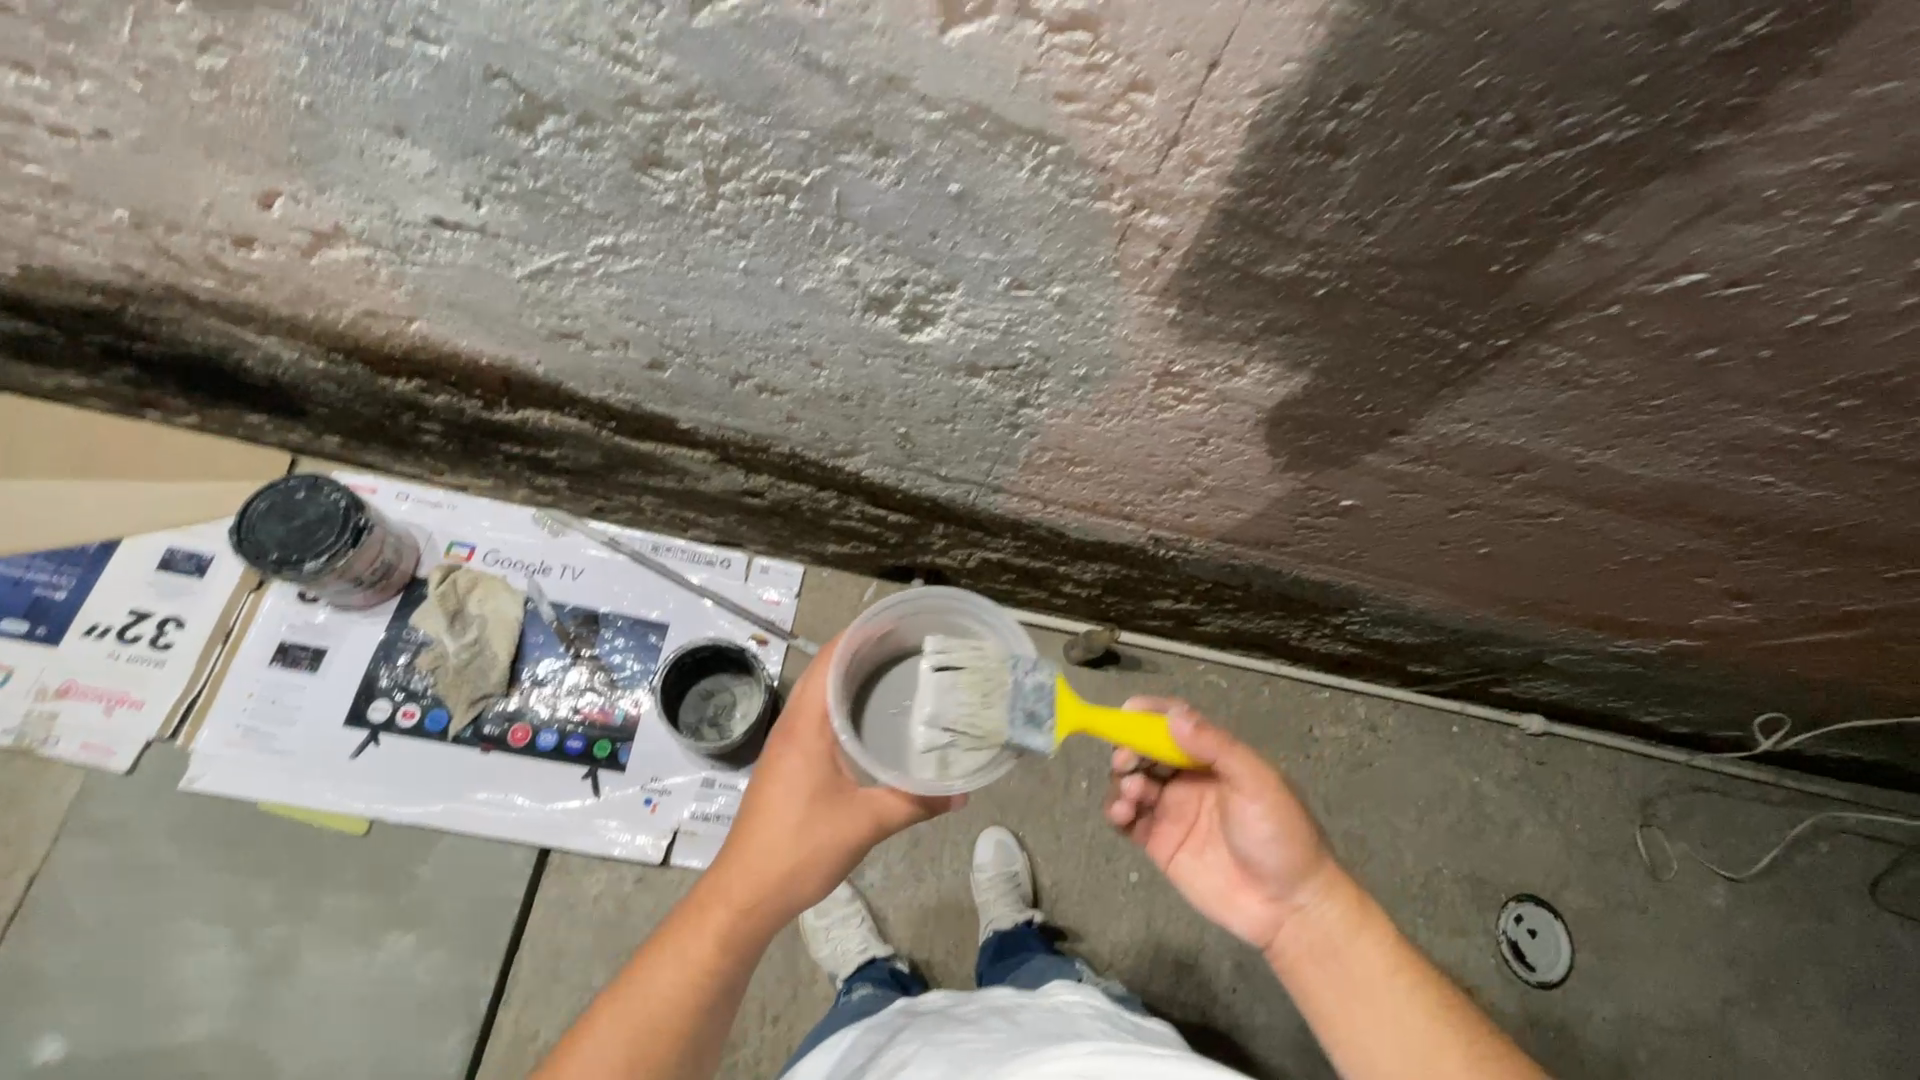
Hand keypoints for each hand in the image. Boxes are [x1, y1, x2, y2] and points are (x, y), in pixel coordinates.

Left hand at [713, 634, 963, 921]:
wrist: (746, 892)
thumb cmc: (800, 849)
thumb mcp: (865, 824)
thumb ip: (914, 803)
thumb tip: (961, 794)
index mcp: (805, 726)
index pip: (829, 660)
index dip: (860, 635)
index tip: (896, 625)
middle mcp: (791, 726)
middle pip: (823, 671)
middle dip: (861, 652)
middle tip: (906, 646)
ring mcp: (784, 745)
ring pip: (817, 695)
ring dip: (848, 679)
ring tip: (893, 673)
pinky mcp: (785, 764)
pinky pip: (815, 718)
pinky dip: (840, 706)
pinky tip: (867, 722)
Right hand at [1105, 698, 1338, 953]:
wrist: (1289, 907)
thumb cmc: (1281, 836)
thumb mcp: (1257, 782)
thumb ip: (1216, 747)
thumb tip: (1174, 716)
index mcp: (1213, 759)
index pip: (1176, 725)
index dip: (1151, 715)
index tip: (1127, 712)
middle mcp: (1188, 779)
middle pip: (1146, 751)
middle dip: (1129, 748)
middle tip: (1125, 760)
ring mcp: (1172, 811)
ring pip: (1131, 783)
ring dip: (1121, 780)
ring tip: (1131, 795)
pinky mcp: (1159, 843)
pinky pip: (1127, 821)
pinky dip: (1116, 811)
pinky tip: (1121, 814)